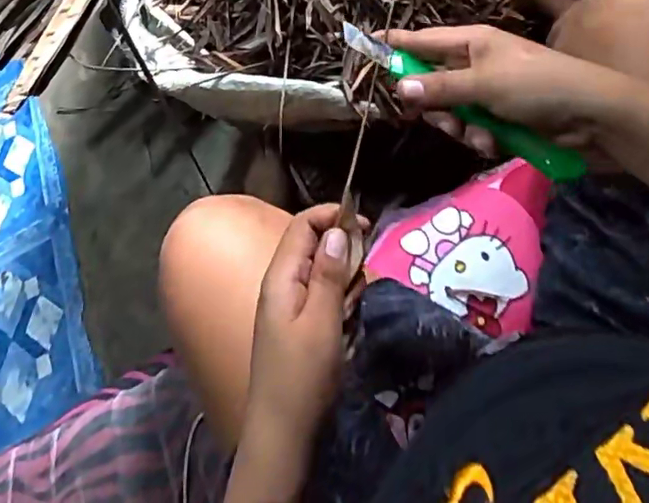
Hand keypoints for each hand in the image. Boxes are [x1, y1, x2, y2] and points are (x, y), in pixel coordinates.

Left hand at [236, 204, 360, 486]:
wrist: (281, 432)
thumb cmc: (302, 375)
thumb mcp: (322, 321)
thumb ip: (329, 274)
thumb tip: (337, 230)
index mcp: (281, 275)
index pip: (303, 225)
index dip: (332, 215)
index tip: (365, 224)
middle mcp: (281, 282)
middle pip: (312, 244)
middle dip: (342, 245)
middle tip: (367, 264)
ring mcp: (287, 304)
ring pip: (319, 269)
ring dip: (342, 272)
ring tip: (360, 292)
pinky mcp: (296, 323)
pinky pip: (319, 293)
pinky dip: (338, 294)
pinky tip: (350, 312)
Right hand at [382, 25, 631, 156]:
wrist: (594, 116)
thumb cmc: (537, 85)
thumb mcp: (483, 84)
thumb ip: (439, 87)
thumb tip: (398, 88)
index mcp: (472, 41)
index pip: (422, 39)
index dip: (395, 44)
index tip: (365, 47)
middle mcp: (476, 63)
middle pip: (431, 80)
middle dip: (430, 102)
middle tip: (436, 117)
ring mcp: (489, 91)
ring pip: (450, 109)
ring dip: (457, 125)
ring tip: (474, 134)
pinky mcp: (502, 117)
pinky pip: (472, 127)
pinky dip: (478, 137)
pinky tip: (492, 144)